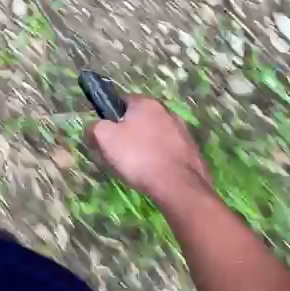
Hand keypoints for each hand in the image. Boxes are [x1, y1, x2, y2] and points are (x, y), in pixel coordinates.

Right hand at [87, 96, 212, 203]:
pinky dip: (164, 161)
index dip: (112, 117)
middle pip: (142, 119)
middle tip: (121, 152)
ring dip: (149, 147)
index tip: (108, 134)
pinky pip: (172, 154)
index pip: (122, 101)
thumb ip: (94, 127)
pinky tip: (157, 176)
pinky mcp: (196, 155)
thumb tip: (93, 129)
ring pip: (158, 137)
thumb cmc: (139, 157)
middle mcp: (168, 113)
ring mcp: (186, 135)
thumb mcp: (104, 138)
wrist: (180, 189)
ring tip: (140, 168)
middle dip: (132, 132)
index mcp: (146, 103)